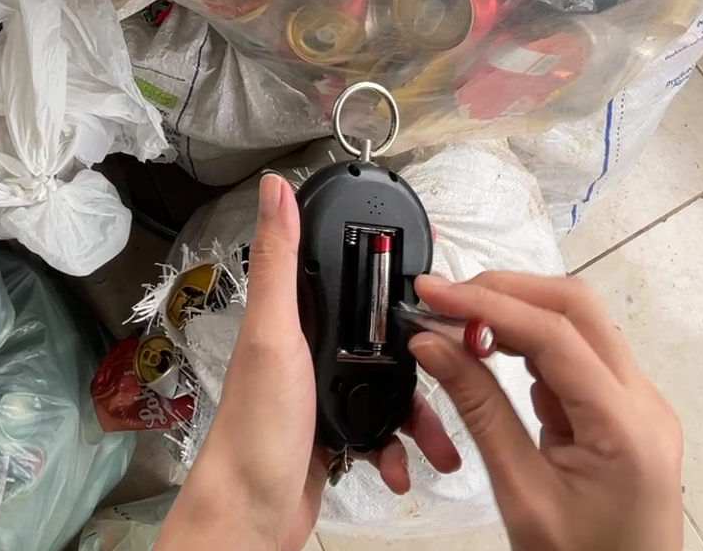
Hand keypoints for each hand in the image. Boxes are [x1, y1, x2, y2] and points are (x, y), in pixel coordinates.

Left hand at [158, 174, 461, 550]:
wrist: (253, 514)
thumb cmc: (255, 426)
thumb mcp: (273, 332)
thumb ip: (279, 261)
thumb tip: (274, 189)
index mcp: (288, 313)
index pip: (337, 269)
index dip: (376, 262)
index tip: (418, 264)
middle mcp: (304, 345)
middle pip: (375, 329)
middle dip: (414, 349)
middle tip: (449, 359)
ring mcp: (321, 388)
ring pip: (385, 382)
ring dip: (415, 408)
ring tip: (437, 430)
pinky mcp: (335, 426)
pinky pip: (381, 425)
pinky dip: (399, 444)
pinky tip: (402, 460)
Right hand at [408, 273, 683, 550]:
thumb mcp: (521, 493)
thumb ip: (478, 408)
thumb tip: (431, 343)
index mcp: (627, 428)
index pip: (553, 333)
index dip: (487, 302)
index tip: (434, 293)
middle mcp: (643, 403)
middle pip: (574, 307)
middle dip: (504, 291)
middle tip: (445, 300)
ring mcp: (637, 403)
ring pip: (574, 321)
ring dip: (514, 311)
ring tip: (458, 324)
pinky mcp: (619, 409)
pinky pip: (571, 351)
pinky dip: (526, 340)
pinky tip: (490, 352)